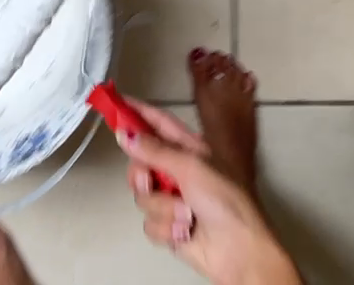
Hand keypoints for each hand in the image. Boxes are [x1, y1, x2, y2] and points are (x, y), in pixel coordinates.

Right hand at [117, 98, 300, 284]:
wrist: (240, 251)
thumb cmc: (224, 199)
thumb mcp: (191, 166)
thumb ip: (155, 150)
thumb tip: (124, 134)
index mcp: (188, 147)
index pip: (157, 121)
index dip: (136, 110)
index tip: (113, 101)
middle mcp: (177, 169)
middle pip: (140, 161)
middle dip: (143, 173)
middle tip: (151, 180)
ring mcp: (172, 198)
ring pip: (142, 195)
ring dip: (163, 207)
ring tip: (185, 214)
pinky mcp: (169, 226)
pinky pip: (149, 222)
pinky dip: (166, 228)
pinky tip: (184, 231)